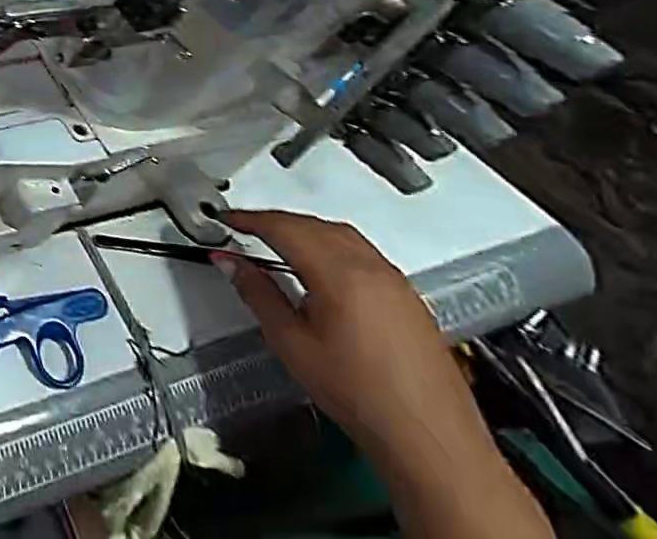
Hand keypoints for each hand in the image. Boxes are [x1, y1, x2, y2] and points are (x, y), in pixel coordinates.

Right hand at [216, 210, 550, 538]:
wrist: (428, 437)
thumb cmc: (359, 394)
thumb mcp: (291, 343)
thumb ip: (258, 294)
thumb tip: (231, 264)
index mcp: (338, 272)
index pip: (284, 228)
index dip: (250, 220)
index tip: (229, 220)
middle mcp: (370, 267)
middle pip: (313, 225)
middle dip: (275, 222)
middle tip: (246, 229)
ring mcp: (393, 279)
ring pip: (339, 234)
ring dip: (304, 230)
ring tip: (277, 243)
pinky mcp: (407, 294)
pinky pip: (361, 251)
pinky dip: (330, 244)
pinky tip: (319, 266)